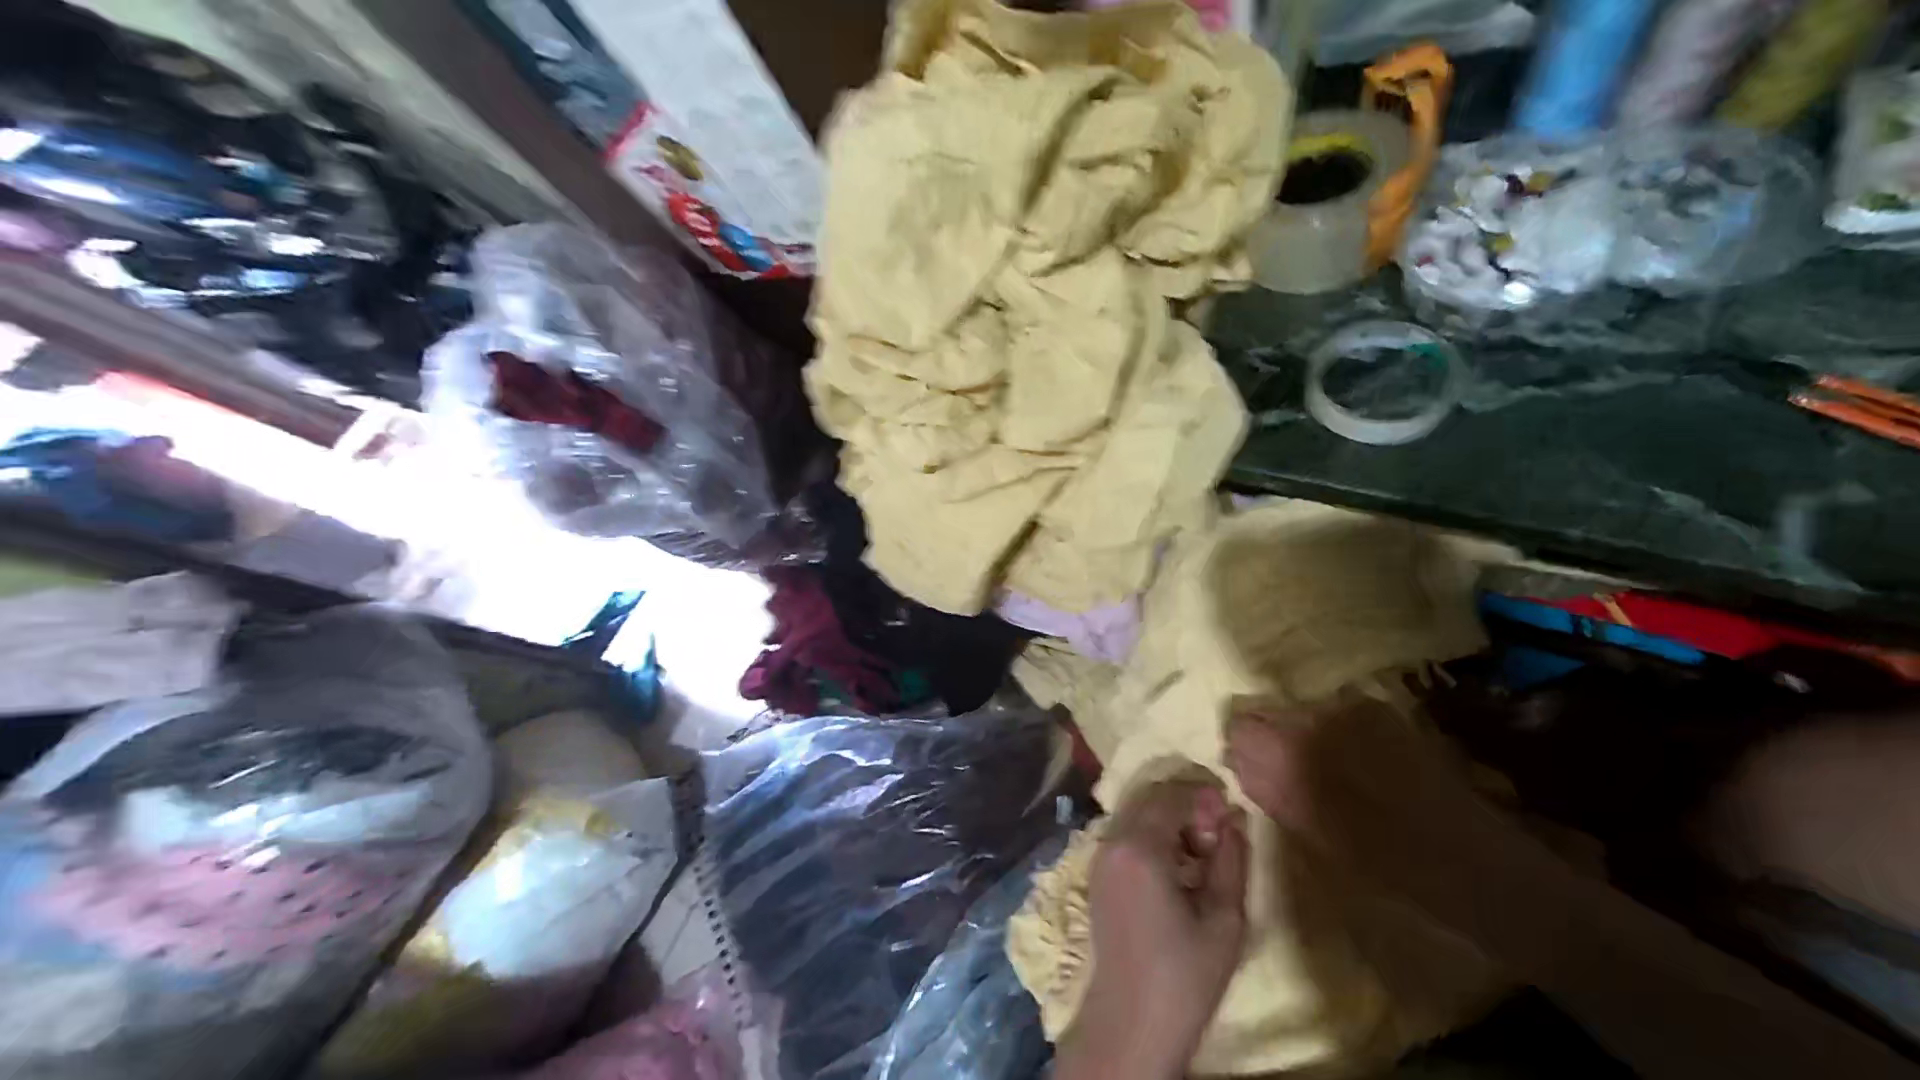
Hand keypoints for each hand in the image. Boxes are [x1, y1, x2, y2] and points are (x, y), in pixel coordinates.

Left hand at [1059, 777, 1249, 1079]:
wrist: (1132, 1020)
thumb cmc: (1185, 975)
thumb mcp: (1225, 920)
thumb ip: (1232, 862)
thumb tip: (1235, 821)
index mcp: (1139, 848)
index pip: (1171, 797)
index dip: (1203, 799)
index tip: (1230, 817)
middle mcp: (1112, 842)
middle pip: (1149, 800)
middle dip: (1185, 808)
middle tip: (1217, 838)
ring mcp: (1099, 858)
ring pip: (1136, 816)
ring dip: (1168, 822)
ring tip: (1201, 856)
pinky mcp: (1097, 875)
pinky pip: (1125, 837)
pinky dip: (1151, 838)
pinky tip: (1176, 870)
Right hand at [1224, 695, 1535, 945]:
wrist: (1472, 861)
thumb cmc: (1384, 864)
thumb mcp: (1313, 836)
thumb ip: (1271, 791)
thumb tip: (1241, 762)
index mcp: (1291, 755)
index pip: (1242, 729)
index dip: (1244, 749)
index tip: (1253, 770)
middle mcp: (1315, 720)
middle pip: (1269, 712)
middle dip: (1273, 737)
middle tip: (1291, 771)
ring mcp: (1350, 710)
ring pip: (1303, 710)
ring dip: (1307, 733)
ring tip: (1333, 770)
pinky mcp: (1380, 710)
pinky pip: (1337, 711)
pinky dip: (1338, 731)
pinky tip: (1361, 761)